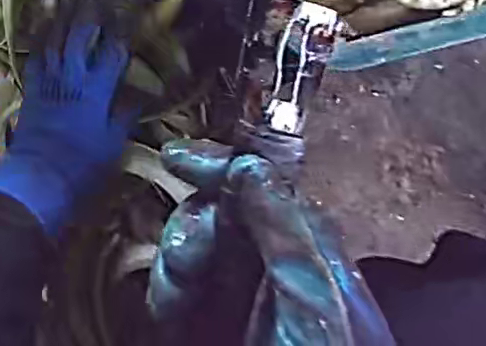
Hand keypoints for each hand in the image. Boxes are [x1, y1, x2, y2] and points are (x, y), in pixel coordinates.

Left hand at [0, 17, 134, 234]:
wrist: (37, 178)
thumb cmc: (82, 167)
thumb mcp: (114, 143)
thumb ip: (126, 112)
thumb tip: (142, 91)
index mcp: (97, 89)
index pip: (113, 49)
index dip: (122, 26)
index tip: (130, 7)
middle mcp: (72, 75)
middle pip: (81, 32)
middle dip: (91, 8)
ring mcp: (49, 76)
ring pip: (56, 35)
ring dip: (63, 12)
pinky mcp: (32, 82)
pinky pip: (36, 49)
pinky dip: (40, 32)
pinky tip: (43, 19)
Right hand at [149, 139, 395, 344]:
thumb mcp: (313, 311)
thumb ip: (287, 233)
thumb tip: (250, 166)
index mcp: (319, 272)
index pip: (270, 191)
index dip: (225, 165)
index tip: (176, 157)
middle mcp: (282, 281)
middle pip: (227, 214)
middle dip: (196, 224)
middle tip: (183, 259)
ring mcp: (245, 308)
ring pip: (198, 246)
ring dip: (177, 259)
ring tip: (173, 296)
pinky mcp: (209, 329)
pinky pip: (179, 286)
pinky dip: (166, 288)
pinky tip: (167, 312)